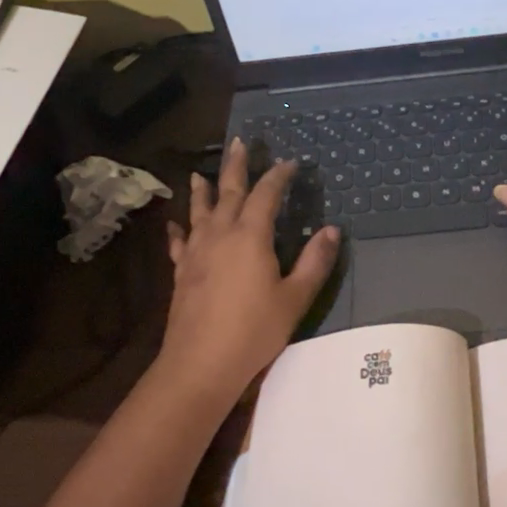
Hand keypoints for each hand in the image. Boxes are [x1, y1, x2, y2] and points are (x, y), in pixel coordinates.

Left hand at [156, 138, 339, 405]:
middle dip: (236, 166)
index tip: (289, 162)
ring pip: (200, 211)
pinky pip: (180, 242)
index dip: (278, 176)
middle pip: (228, 192)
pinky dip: (179, 230)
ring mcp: (197, 253)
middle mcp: (221, 235)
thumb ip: (314, 262)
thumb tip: (331, 230)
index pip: (266, 194)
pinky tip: (175, 225)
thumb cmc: (253, 331)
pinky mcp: (182, 273)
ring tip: (201, 173)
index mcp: (251, 236)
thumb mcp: (295, 298)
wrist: (200, 365)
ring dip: (203, 190)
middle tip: (239, 142)